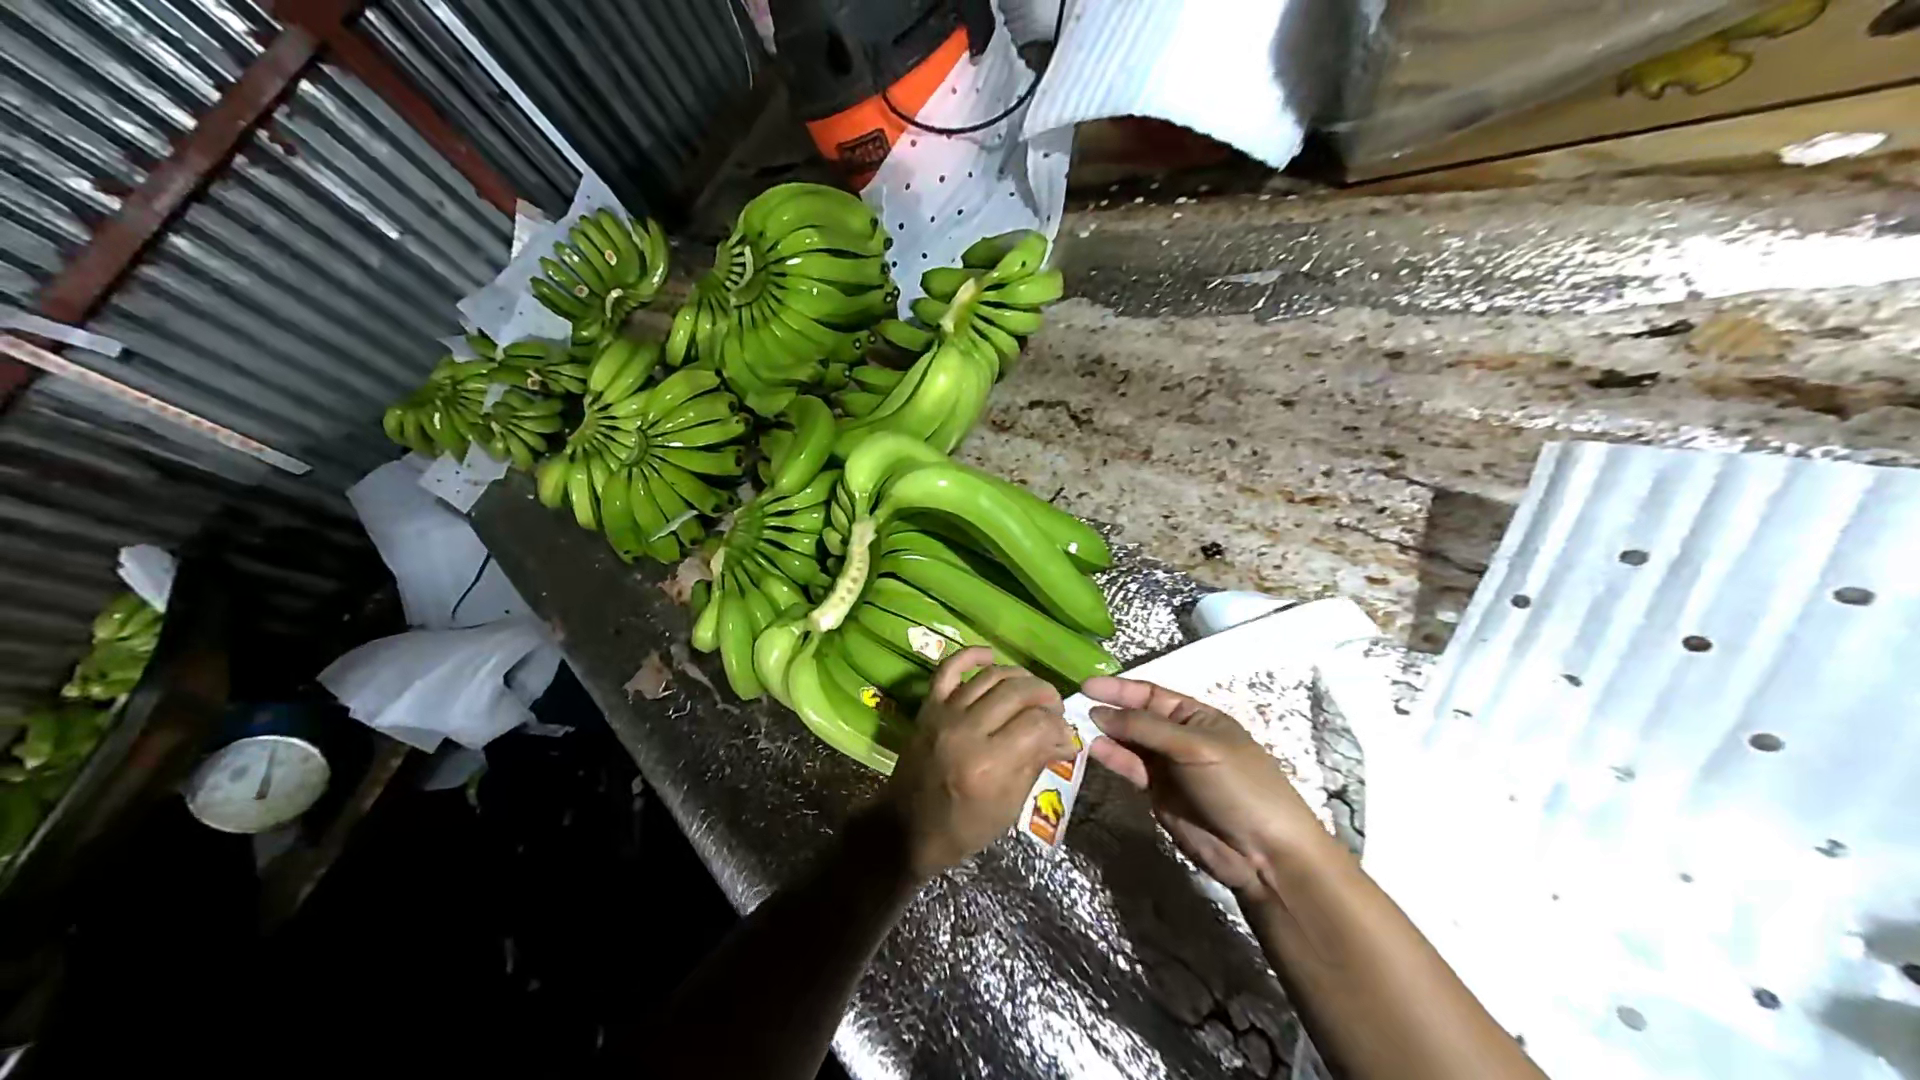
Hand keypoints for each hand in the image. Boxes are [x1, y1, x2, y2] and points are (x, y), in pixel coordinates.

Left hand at [881, 647, 1076, 879]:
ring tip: (1033, 689)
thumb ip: (1035, 763)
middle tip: (1055, 709)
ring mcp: (944, 715)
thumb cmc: (963, 827)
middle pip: (1018, 693)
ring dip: (1020, 676)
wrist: (906, 828)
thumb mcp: (1009, 806)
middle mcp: (967, 731)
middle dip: (1046, 696)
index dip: (1059, 726)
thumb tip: (1065, 737)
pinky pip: (949, 668)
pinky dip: (971, 656)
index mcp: (989, 764)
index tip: (1065, 734)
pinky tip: (991, 657)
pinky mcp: (928, 708)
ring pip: (990, 676)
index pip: (1037, 725)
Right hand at [1083, 676, 1326, 895]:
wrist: (1264, 853)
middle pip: (1137, 717)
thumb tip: (1101, 713)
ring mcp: (1168, 767)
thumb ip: (1146, 728)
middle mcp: (1179, 737)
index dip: (1119, 688)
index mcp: (1196, 716)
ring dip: (1108, 734)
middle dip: (1110, 710)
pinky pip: (1131, 769)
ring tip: (1079, 728)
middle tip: (1075, 707)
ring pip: (1130, 743)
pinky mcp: (1159, 794)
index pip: (1150, 694)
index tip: (1087, 686)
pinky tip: (1095, 751)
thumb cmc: (1238, 785)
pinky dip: (1113, 759)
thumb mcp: (1195, 747)